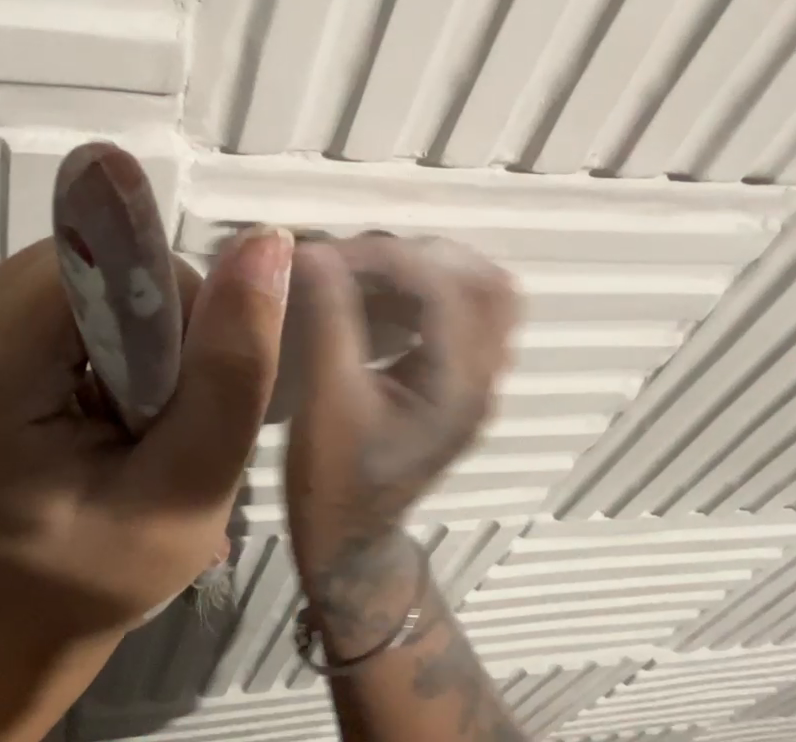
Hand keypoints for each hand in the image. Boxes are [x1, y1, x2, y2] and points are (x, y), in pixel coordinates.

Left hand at [0, 226, 293, 639]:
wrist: (32, 592)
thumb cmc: (108, 565)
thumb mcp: (191, 490)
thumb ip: (229, 371)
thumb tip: (266, 243)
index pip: (100, 271)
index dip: (169, 307)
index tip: (191, 386)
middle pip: (90, 260)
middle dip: (156, 316)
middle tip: (171, 403)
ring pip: (87, 262)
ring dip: (139, 318)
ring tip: (144, 399)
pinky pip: (71, 277)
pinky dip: (113, 316)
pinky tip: (115, 378)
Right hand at [282, 235, 517, 650]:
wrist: (350, 544)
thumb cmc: (335, 482)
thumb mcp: (326, 403)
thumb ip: (328, 323)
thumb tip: (312, 251)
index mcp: (457, 383)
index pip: (440, 287)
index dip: (381, 257)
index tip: (321, 253)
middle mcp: (481, 376)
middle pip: (483, 282)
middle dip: (416, 255)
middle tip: (352, 259)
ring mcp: (474, 380)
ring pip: (477, 294)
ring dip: (424, 270)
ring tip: (361, 270)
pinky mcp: (455, 382)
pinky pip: (458, 314)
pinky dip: (421, 290)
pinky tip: (372, 296)